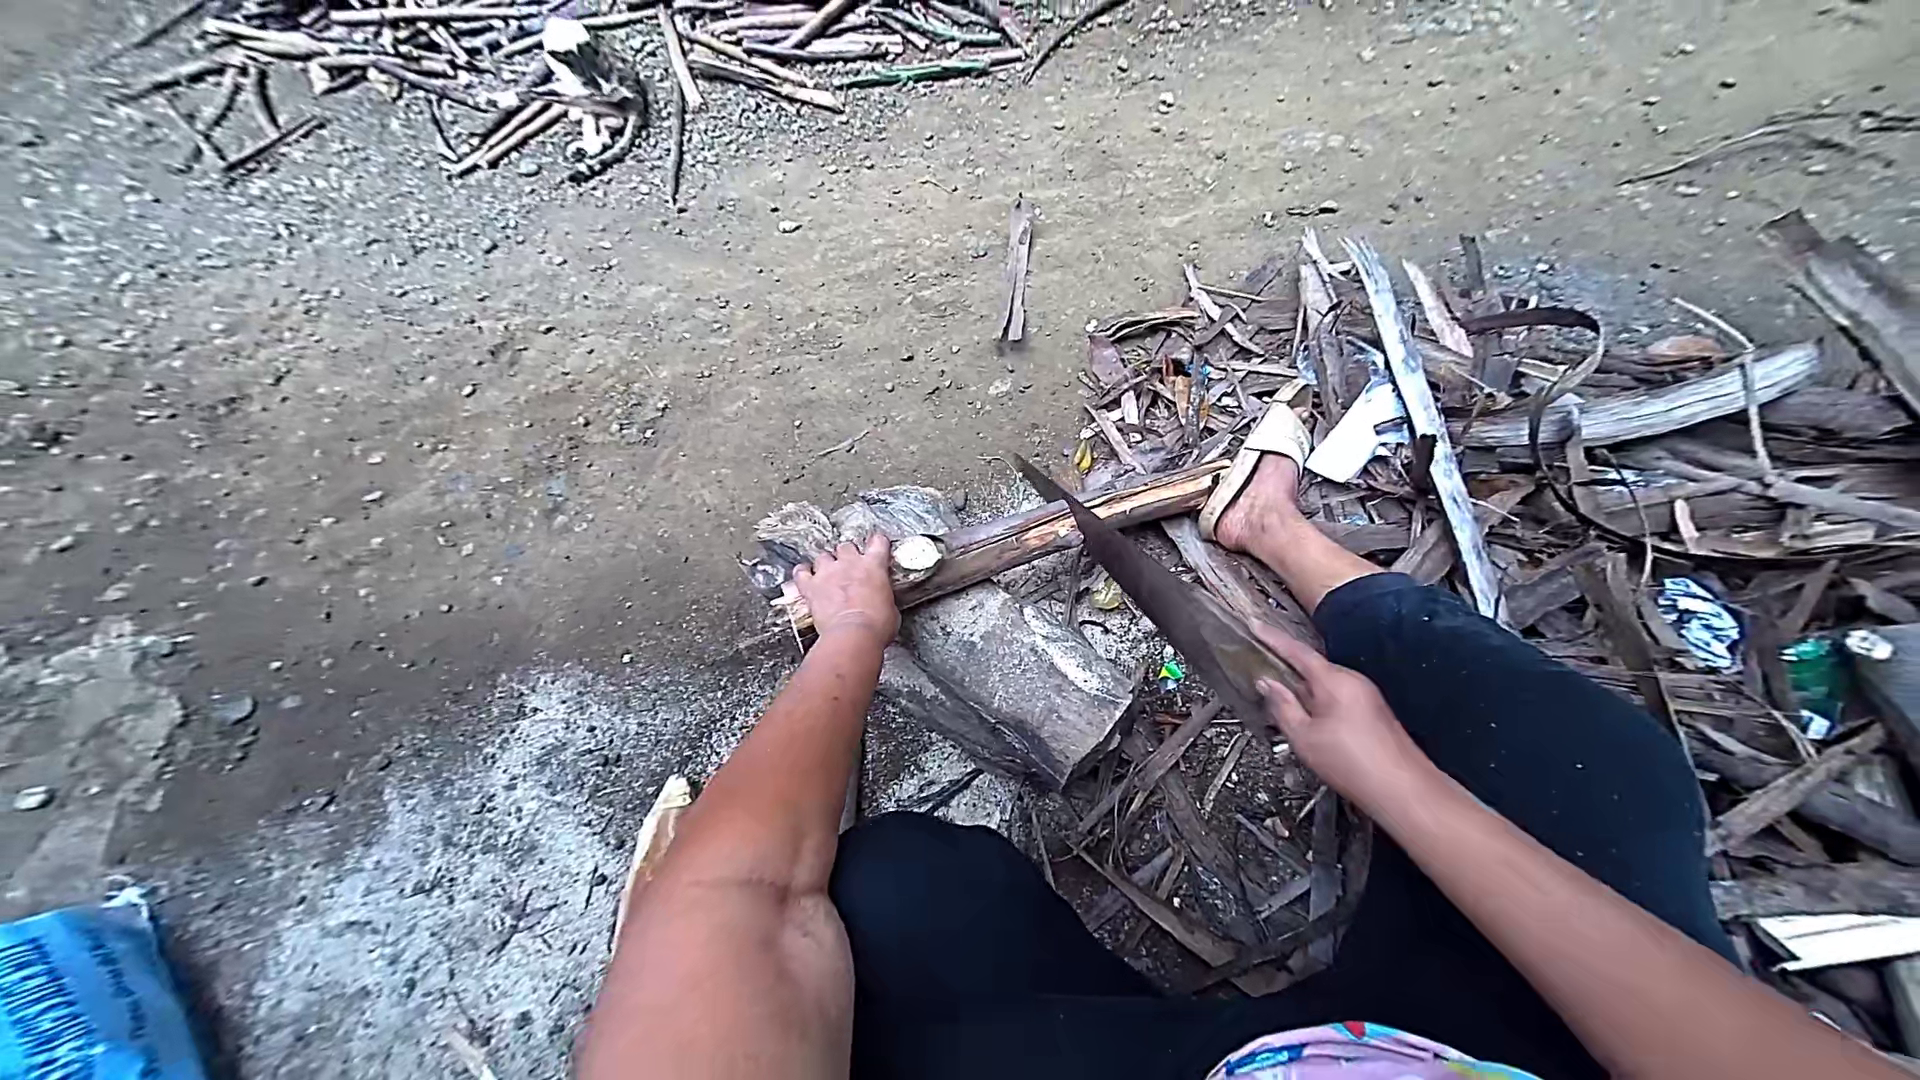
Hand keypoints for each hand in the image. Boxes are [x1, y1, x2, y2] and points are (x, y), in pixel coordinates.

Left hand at [794, 534, 898, 646]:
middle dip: (848, 554)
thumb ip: (884, 596)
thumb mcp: (891, 608)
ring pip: (823, 556)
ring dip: (826, 563)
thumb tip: (883, 601)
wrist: (854, 635)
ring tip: (828, 573)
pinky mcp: (811, 587)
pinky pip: (801, 572)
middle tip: (850, 566)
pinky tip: (804, 575)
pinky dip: (802, 573)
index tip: (876, 547)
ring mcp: (828, 573)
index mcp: (874, 566)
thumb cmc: (876, 625)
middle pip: (846, 546)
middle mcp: (850, 564)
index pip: (878, 542)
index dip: (877, 544)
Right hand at [1249, 622, 1437, 813]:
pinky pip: (1337, 695)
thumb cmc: (1358, 766)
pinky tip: (1312, 724)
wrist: (1404, 792)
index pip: (1296, 651)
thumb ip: (1281, 704)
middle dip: (1287, 672)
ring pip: (1324, 683)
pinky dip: (1319, 702)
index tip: (1256, 626)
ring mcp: (1366, 695)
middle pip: (1310, 667)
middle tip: (1264, 677)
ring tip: (1288, 711)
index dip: (1272, 637)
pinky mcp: (1372, 710)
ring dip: (1303, 691)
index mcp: (1334, 682)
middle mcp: (1353, 682)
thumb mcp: (1302, 736)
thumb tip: (1268, 685)